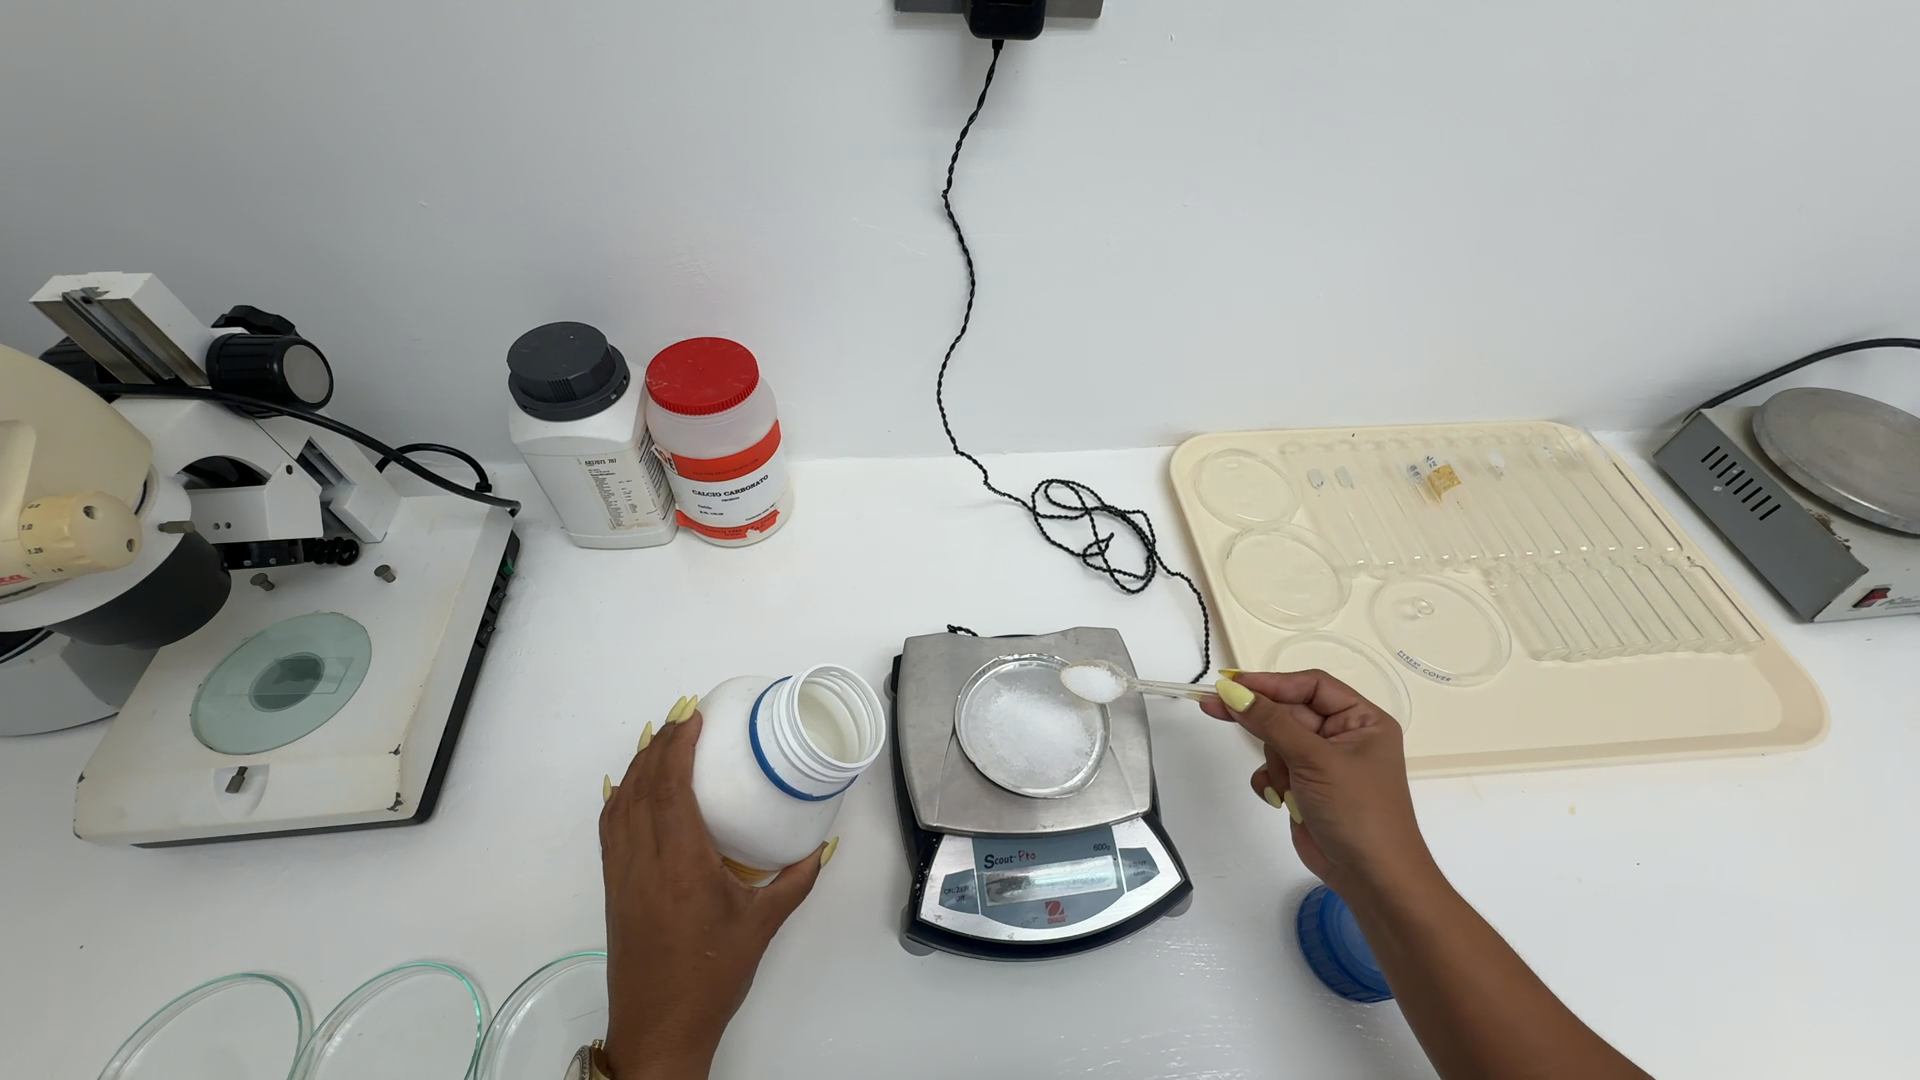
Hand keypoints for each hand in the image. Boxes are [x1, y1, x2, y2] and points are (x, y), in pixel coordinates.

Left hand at [600, 702, 828, 1079]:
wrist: (658, 1028)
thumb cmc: (713, 975)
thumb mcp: (763, 925)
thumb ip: (796, 880)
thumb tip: (825, 843)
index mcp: (682, 864)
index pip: (670, 789)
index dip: (678, 747)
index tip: (694, 717)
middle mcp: (645, 861)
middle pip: (641, 787)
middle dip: (660, 744)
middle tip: (684, 715)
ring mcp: (623, 874)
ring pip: (620, 804)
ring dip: (638, 764)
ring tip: (661, 737)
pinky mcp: (614, 887)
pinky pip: (610, 828)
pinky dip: (619, 795)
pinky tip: (630, 784)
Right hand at [1201, 672, 1435, 897]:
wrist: (1371, 878)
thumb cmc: (1356, 810)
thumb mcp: (1313, 759)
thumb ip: (1270, 722)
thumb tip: (1232, 691)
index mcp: (1361, 720)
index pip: (1310, 685)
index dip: (1271, 683)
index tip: (1232, 684)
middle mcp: (1343, 736)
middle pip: (1288, 711)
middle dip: (1261, 721)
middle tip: (1212, 705)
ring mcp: (1322, 762)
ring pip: (1276, 740)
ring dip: (1274, 762)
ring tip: (1285, 785)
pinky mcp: (1305, 786)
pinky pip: (1274, 767)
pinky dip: (1271, 780)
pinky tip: (1279, 798)